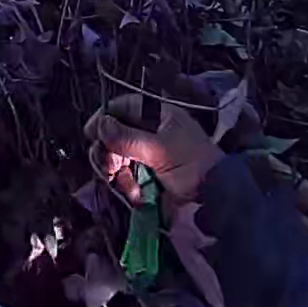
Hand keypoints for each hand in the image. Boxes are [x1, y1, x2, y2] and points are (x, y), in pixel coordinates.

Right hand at [84, 93, 223, 204]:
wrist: (215, 200)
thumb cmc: (192, 165)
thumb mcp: (159, 149)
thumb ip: (128, 137)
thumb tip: (101, 124)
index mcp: (159, 114)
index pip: (125, 106)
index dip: (107, 117)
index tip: (91, 132)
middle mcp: (152, 130)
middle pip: (117, 132)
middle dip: (110, 150)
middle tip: (108, 167)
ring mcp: (150, 152)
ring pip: (119, 155)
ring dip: (118, 172)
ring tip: (128, 188)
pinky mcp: (149, 175)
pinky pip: (127, 174)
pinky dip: (127, 185)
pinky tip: (135, 196)